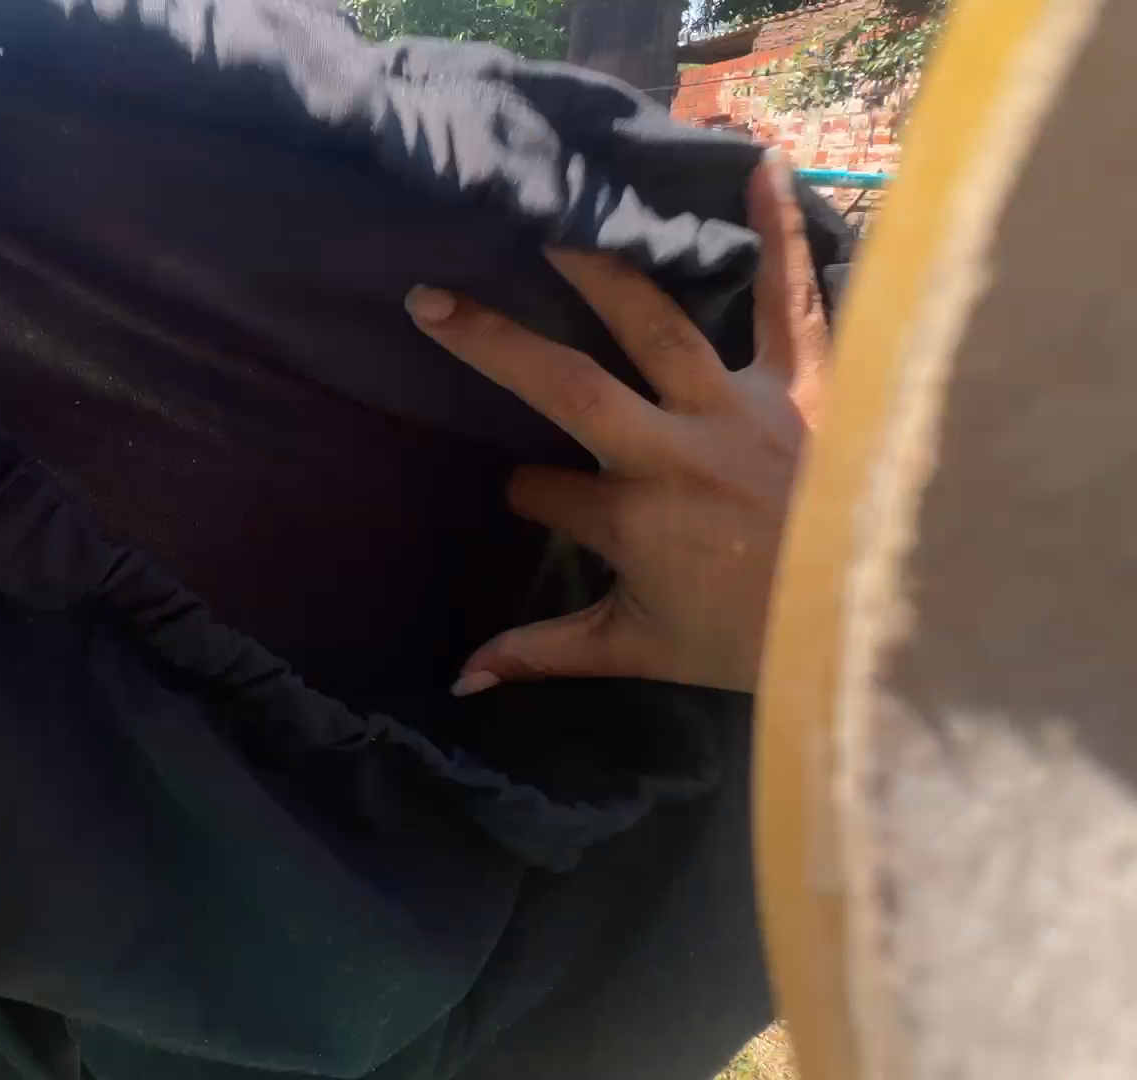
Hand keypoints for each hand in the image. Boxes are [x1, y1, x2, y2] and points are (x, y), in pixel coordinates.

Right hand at [406, 155, 826, 693]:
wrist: (885, 628)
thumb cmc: (746, 639)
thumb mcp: (629, 650)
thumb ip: (536, 656)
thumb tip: (453, 680)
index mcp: (628, 519)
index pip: (536, 490)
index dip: (521, 494)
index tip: (531, 502)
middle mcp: (672, 451)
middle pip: (564, 385)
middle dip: (491, 344)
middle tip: (430, 300)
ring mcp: (737, 407)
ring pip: (653, 327)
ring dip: (594, 276)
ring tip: (545, 230)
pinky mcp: (804, 382)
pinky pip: (792, 299)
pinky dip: (777, 235)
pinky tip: (752, 171)